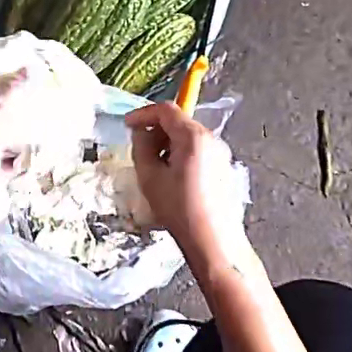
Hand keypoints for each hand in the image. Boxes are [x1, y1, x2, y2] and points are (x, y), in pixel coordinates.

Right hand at [124, 102, 248, 272]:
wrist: (214, 241)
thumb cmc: (179, 207)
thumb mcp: (150, 176)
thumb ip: (141, 146)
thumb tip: (141, 132)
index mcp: (193, 136)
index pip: (166, 110)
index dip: (143, 114)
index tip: (127, 124)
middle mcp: (211, 139)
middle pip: (179, 122)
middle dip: (156, 131)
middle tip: (140, 149)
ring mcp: (221, 154)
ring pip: (188, 137)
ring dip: (168, 144)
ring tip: (154, 167)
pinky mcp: (224, 168)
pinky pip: (198, 151)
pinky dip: (181, 155)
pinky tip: (172, 178)